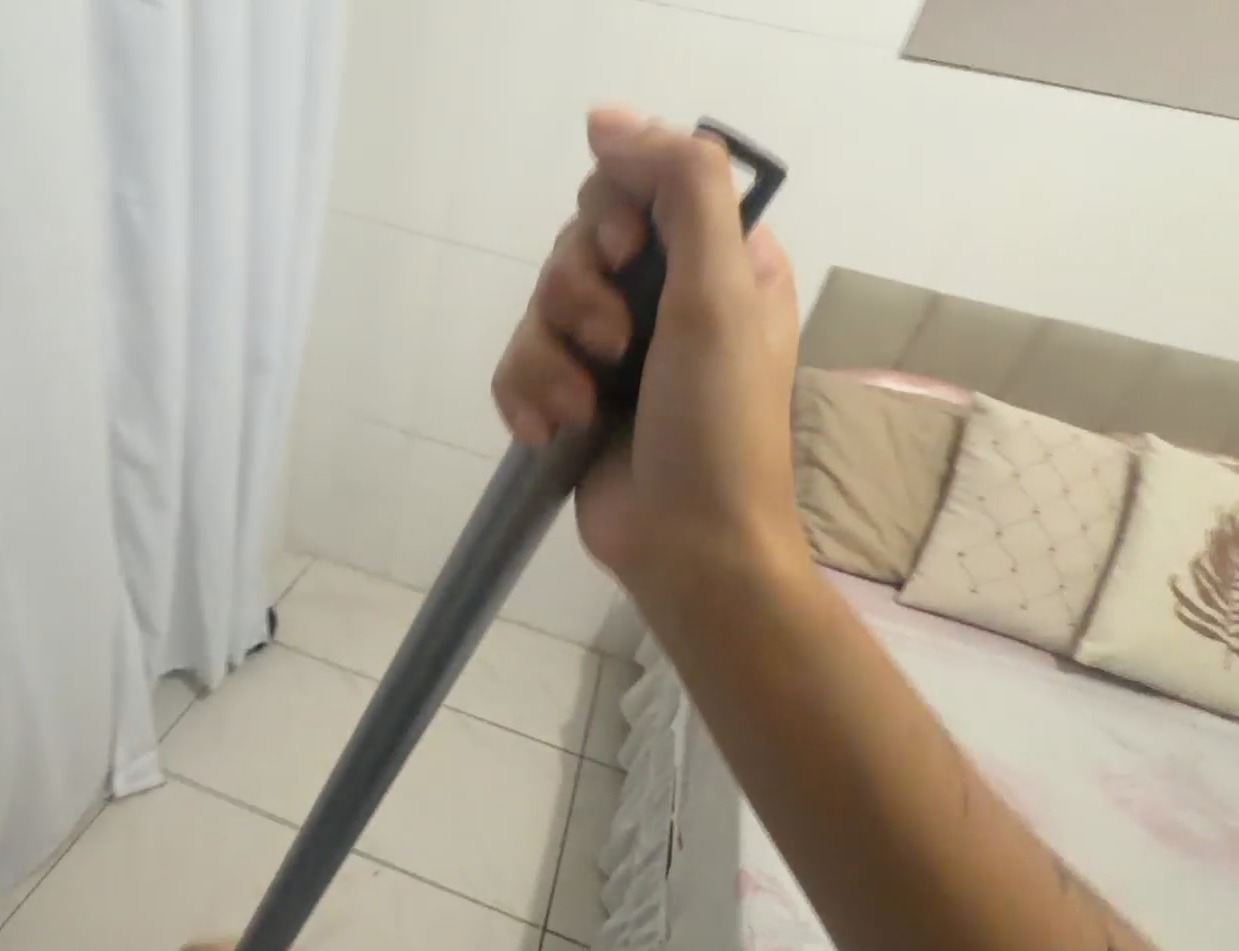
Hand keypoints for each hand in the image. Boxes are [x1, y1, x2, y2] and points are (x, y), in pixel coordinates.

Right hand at [491, 109, 809, 608]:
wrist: (688, 545)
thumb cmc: (718, 423)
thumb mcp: (722, 291)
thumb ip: (681, 187)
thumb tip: (604, 117)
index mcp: (711, 262)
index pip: (634, 189)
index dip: (610, 216)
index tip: (620, 258)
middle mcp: (657, 300)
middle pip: (573, 249)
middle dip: (577, 301)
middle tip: (612, 348)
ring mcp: (609, 356)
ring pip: (536, 311)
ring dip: (549, 361)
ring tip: (582, 410)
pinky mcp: (568, 401)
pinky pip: (516, 369)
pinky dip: (525, 398)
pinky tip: (547, 434)